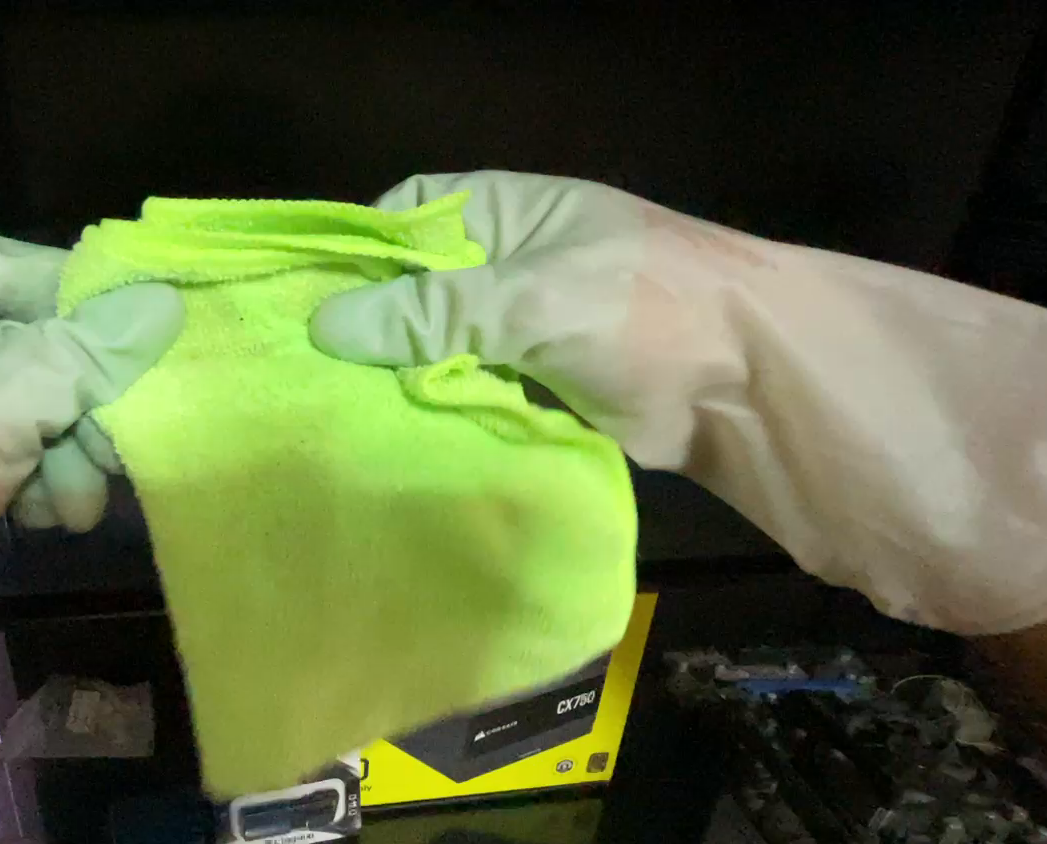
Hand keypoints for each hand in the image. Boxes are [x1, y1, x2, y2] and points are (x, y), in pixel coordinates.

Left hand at [0, 233, 183, 534]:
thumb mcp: (3, 396)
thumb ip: (91, 353)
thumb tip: (167, 302)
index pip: (51, 276)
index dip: (107, 320)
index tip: (158, 363)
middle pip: (60, 351)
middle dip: (90, 411)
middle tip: (113, 453)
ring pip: (55, 411)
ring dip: (74, 459)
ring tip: (68, 501)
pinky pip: (33, 454)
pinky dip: (48, 484)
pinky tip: (42, 515)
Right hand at [313, 172, 1046, 633]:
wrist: (739, 383)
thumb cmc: (644, 309)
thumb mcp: (533, 296)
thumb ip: (432, 311)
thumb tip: (328, 326)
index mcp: (502, 212)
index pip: (407, 213)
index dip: (359, 250)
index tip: (311, 300)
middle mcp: (498, 262)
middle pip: (410, 284)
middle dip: (367, 322)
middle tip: (307, 366)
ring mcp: (509, 324)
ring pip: (428, 342)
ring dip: (394, 371)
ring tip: (332, 404)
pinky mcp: (518, 380)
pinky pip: (454, 385)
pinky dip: (426, 404)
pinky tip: (385, 429)